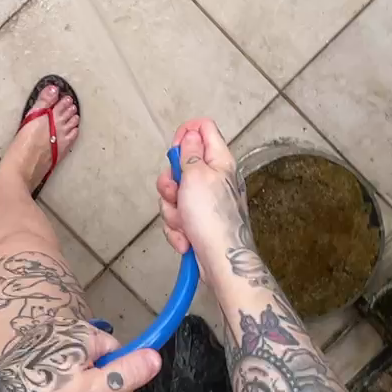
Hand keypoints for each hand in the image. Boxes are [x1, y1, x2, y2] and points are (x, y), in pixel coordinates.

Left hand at [0, 316, 162, 391]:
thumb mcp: (91, 391)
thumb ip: (124, 373)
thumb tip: (156, 357)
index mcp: (81, 333)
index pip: (113, 347)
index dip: (110, 371)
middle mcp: (61, 325)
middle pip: (90, 348)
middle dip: (89, 372)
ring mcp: (40, 333)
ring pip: (68, 353)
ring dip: (68, 372)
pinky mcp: (24, 345)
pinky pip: (48, 355)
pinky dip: (49, 370)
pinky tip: (39, 389)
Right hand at [155, 118, 245, 257]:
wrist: (221, 262)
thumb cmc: (212, 218)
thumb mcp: (196, 176)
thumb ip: (190, 152)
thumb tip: (191, 134)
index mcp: (219, 161)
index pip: (204, 129)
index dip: (185, 134)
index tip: (174, 152)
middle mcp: (213, 178)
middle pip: (181, 165)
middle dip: (170, 183)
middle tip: (175, 193)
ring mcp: (205, 201)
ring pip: (174, 194)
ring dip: (172, 210)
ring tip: (183, 223)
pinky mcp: (197, 221)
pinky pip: (176, 216)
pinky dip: (177, 228)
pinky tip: (185, 239)